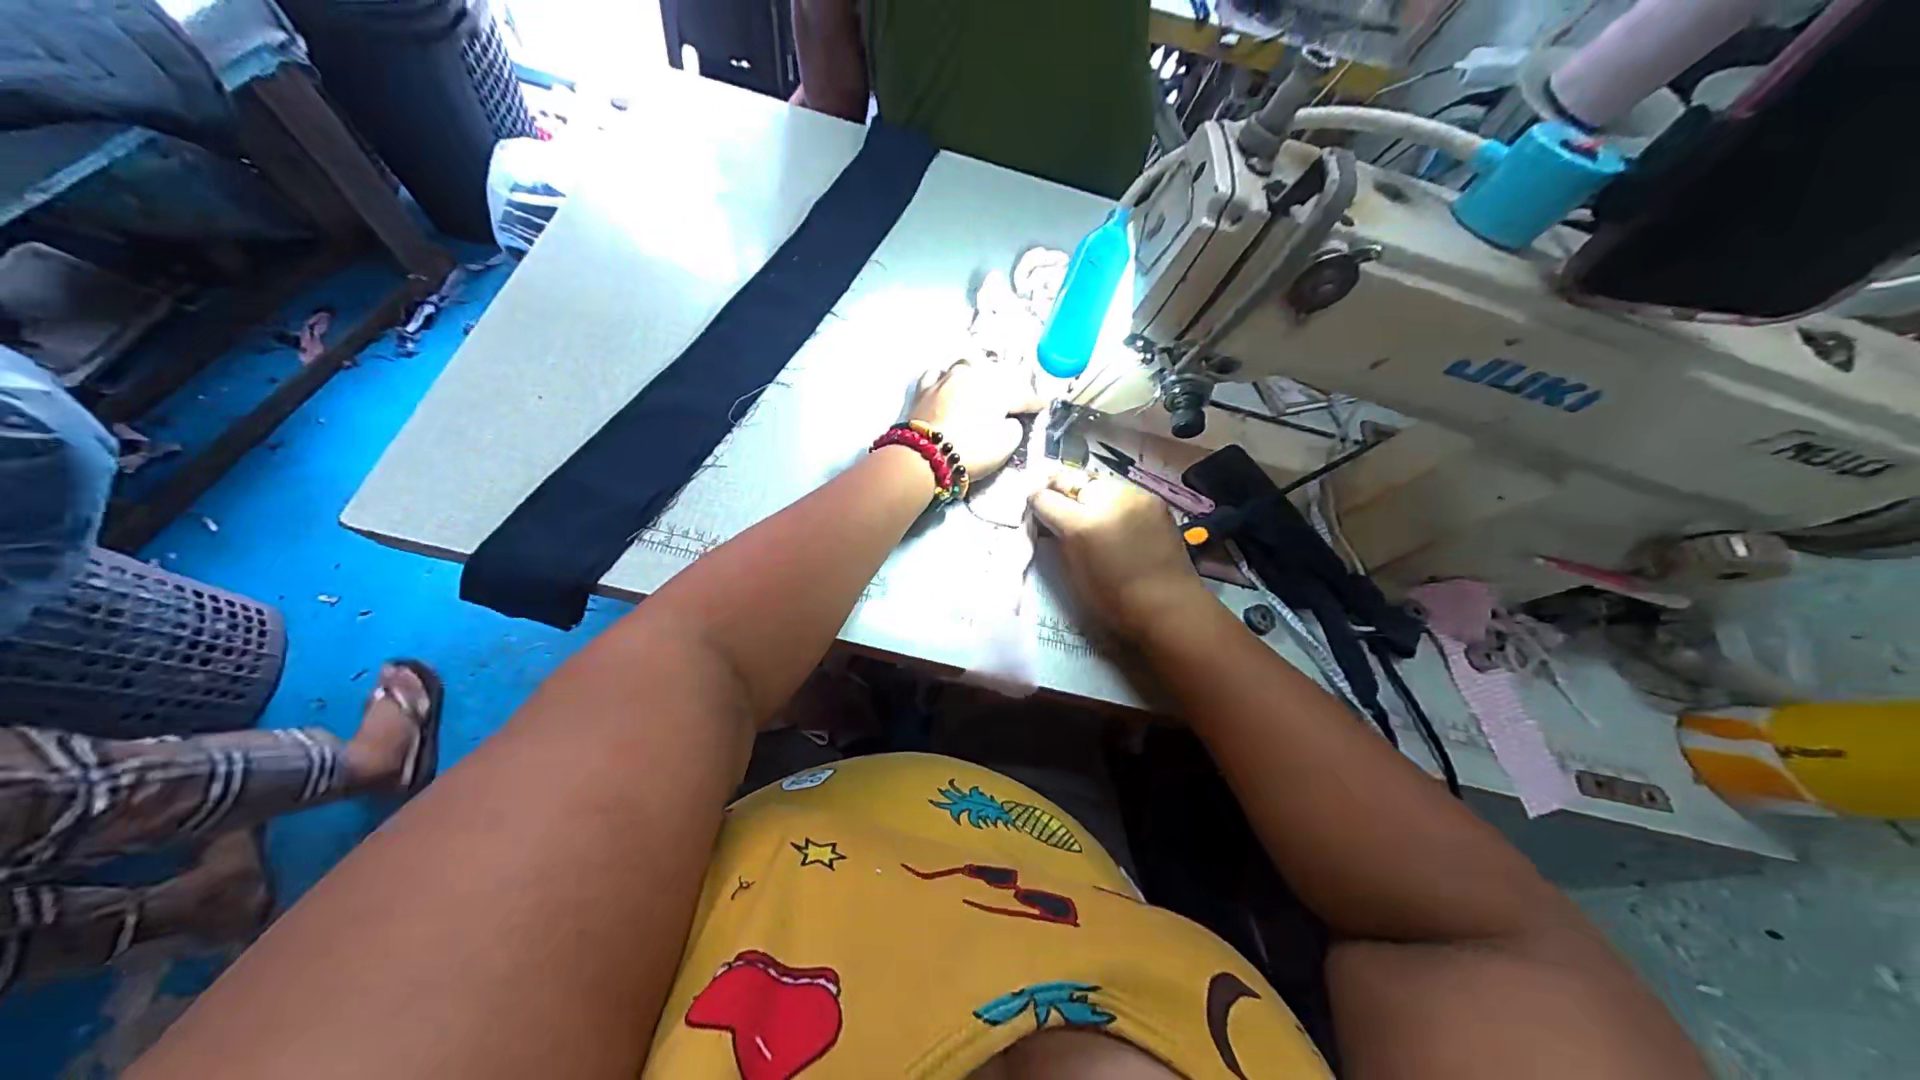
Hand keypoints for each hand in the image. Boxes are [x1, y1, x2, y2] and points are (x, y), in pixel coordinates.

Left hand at [906, 359, 1044, 481]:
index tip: (1044, 405)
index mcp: (998, 390)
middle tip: (1007, 397)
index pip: (1022, 396)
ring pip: (964, 366)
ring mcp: (946, 378)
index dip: (1035, 403)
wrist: (926, 455)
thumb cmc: (972, 450)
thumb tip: (1008, 421)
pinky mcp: (923, 388)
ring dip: (973, 374)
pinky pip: (936, 374)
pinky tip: (945, 383)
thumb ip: (1013, 428)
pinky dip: (943, 378)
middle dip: (1003, 384)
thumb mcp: (1005, 446)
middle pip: (993, 375)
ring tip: (976, 384)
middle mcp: (973, 376)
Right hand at [1028, 469, 1211, 641]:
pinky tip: (1117, 520)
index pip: (1044, 497)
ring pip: (1097, 482)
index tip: (1038, 511)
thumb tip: (1050, 518)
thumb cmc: (1114, 600)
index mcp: (1082, 524)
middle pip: (1070, 478)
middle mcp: (1107, 501)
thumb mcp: (1073, 571)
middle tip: (1059, 506)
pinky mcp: (1153, 499)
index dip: (1037, 503)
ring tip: (1091, 514)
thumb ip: (1059, 537)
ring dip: (1088, 494)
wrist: (1168, 606)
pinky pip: (1122, 492)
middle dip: (1060, 490)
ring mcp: (1134, 496)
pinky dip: (1113, 501)